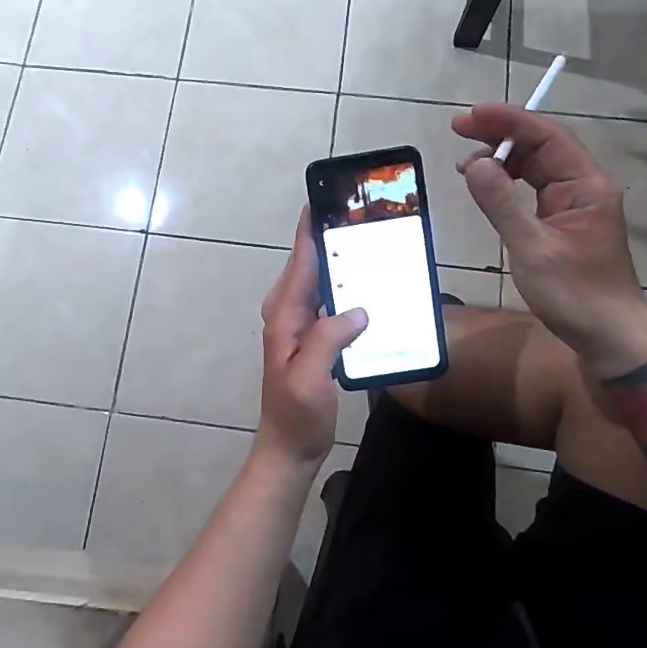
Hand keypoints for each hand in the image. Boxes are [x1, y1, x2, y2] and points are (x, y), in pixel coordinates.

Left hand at [258, 209, 368, 464]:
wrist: (289, 445)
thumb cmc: (296, 414)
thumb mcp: (309, 378)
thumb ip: (327, 340)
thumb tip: (357, 309)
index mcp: (283, 318)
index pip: (299, 266)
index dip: (308, 233)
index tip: (319, 202)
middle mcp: (287, 316)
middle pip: (306, 267)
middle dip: (322, 237)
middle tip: (351, 212)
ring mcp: (298, 327)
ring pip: (316, 283)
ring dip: (333, 261)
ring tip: (361, 238)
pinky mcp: (311, 339)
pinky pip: (326, 302)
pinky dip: (341, 287)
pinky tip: (363, 285)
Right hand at [451, 104, 646, 378]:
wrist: (607, 333)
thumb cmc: (574, 293)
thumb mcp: (531, 249)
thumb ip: (501, 204)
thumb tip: (473, 165)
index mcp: (586, 188)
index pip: (547, 139)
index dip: (509, 122)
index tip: (469, 116)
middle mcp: (583, 187)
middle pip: (541, 145)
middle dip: (500, 132)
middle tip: (457, 128)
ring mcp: (572, 203)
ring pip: (535, 163)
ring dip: (500, 154)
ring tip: (463, 157)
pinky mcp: (560, 218)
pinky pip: (531, 185)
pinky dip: (505, 177)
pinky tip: (482, 180)